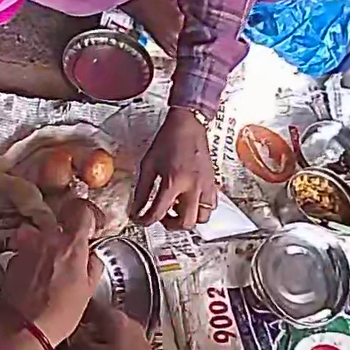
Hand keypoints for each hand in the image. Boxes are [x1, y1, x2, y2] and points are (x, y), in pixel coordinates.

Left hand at [0, 196, 102, 345]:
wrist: (23, 328)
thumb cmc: (59, 314)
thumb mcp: (87, 292)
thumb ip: (93, 267)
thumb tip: (92, 257)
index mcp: (71, 246)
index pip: (82, 211)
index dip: (88, 216)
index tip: (91, 225)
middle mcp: (47, 240)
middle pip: (60, 225)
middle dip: (66, 238)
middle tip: (71, 258)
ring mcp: (27, 247)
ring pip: (42, 236)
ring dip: (47, 247)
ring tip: (51, 269)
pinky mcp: (13, 257)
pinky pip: (27, 249)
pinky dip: (33, 257)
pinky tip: (37, 277)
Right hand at [68, 300, 179, 349]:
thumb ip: (77, 341)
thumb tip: (69, 334)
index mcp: (117, 319)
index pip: (92, 304)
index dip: (76, 309)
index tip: (64, 315)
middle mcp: (130, 323)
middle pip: (102, 317)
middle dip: (85, 325)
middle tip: (69, 334)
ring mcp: (138, 338)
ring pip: (111, 331)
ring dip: (96, 338)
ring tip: (80, 349)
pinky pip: (119, 344)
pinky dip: (107, 348)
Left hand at [134, 107, 217, 228]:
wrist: (188, 125)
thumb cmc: (169, 140)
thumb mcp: (149, 165)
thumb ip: (142, 190)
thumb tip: (136, 207)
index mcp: (174, 182)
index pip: (158, 212)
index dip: (146, 220)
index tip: (140, 219)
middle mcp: (193, 187)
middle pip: (185, 222)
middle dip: (170, 225)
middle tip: (160, 217)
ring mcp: (205, 186)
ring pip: (202, 217)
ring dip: (187, 218)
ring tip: (176, 208)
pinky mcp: (212, 183)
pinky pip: (210, 205)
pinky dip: (200, 209)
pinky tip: (189, 200)